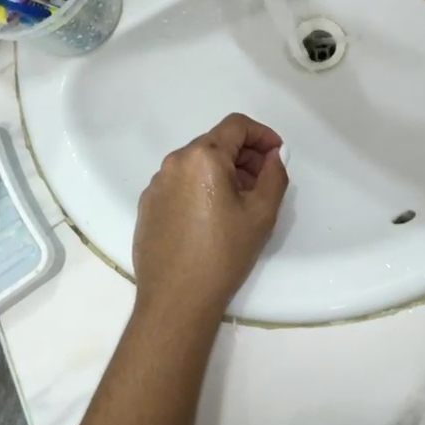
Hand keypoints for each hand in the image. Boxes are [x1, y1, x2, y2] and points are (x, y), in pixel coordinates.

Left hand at [132, 113, 289, 319]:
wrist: (176, 299)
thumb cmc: (224, 253)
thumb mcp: (261, 214)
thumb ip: (273, 175)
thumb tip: (272, 156)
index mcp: (203, 156)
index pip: (236, 125)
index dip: (261, 134)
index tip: (276, 153)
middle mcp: (175, 161)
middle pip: (215, 142)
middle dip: (243, 155)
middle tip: (262, 181)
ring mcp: (157, 183)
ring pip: (196, 163)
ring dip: (222, 171)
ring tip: (239, 202)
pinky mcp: (148, 204)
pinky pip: (180, 183)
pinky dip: (200, 187)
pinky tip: (211, 217)